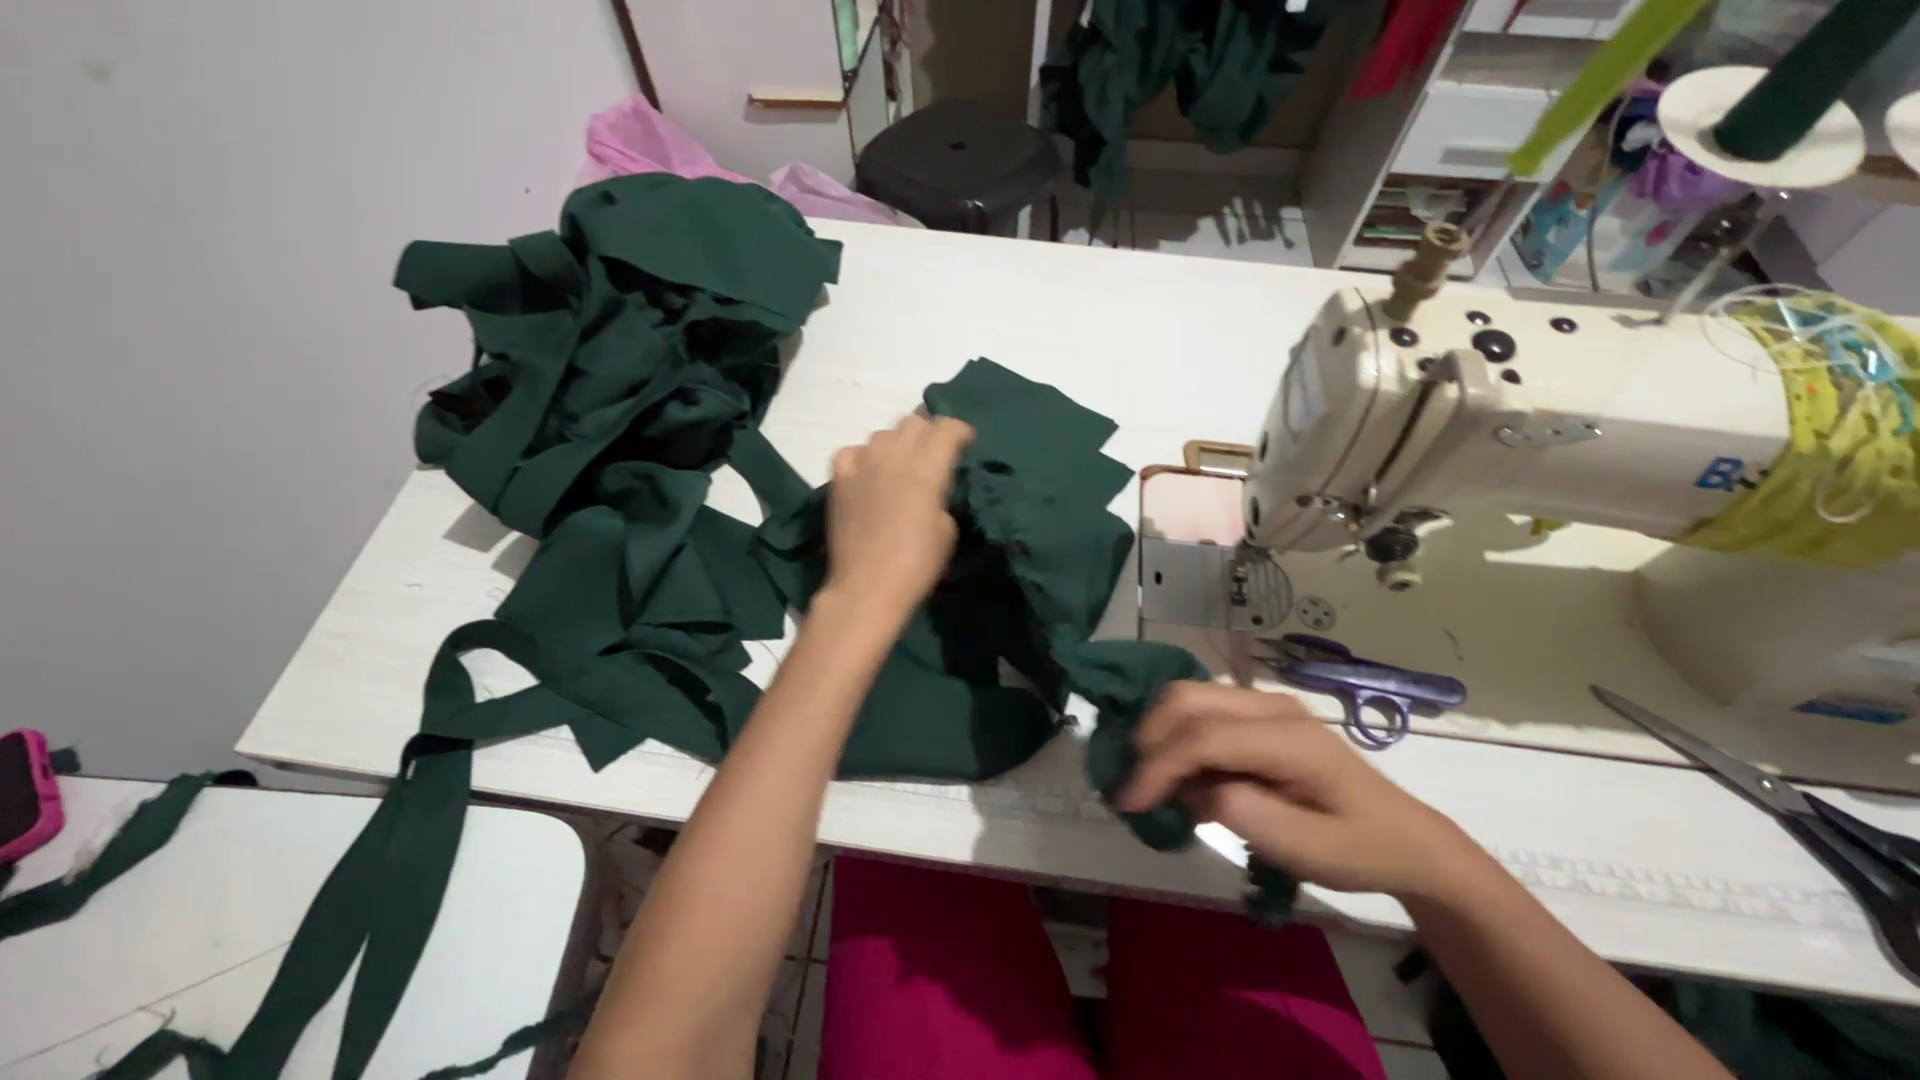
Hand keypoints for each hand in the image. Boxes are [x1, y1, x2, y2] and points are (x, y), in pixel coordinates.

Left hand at [823, 415, 973, 620]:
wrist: (868, 586)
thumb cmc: (917, 564)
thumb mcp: (947, 529)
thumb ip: (941, 495)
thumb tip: (934, 486)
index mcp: (927, 468)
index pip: (946, 428)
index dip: (960, 431)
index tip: (966, 443)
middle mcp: (893, 457)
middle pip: (913, 422)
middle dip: (929, 432)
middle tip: (935, 453)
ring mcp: (862, 465)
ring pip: (882, 433)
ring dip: (897, 443)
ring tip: (901, 464)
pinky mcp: (838, 479)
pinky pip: (851, 451)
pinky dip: (863, 456)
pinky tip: (868, 472)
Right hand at [1116, 682, 1486, 899]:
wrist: (1404, 839)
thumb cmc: (1356, 849)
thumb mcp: (1301, 849)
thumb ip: (1239, 811)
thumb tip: (1188, 790)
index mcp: (1288, 739)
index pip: (1203, 736)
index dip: (1158, 766)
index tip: (1129, 804)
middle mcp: (1272, 707)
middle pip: (1186, 699)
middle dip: (1149, 739)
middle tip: (1133, 789)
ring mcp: (1266, 705)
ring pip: (1189, 697)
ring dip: (1159, 733)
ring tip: (1150, 783)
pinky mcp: (1259, 715)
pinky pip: (1202, 710)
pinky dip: (1175, 734)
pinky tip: (1176, 774)